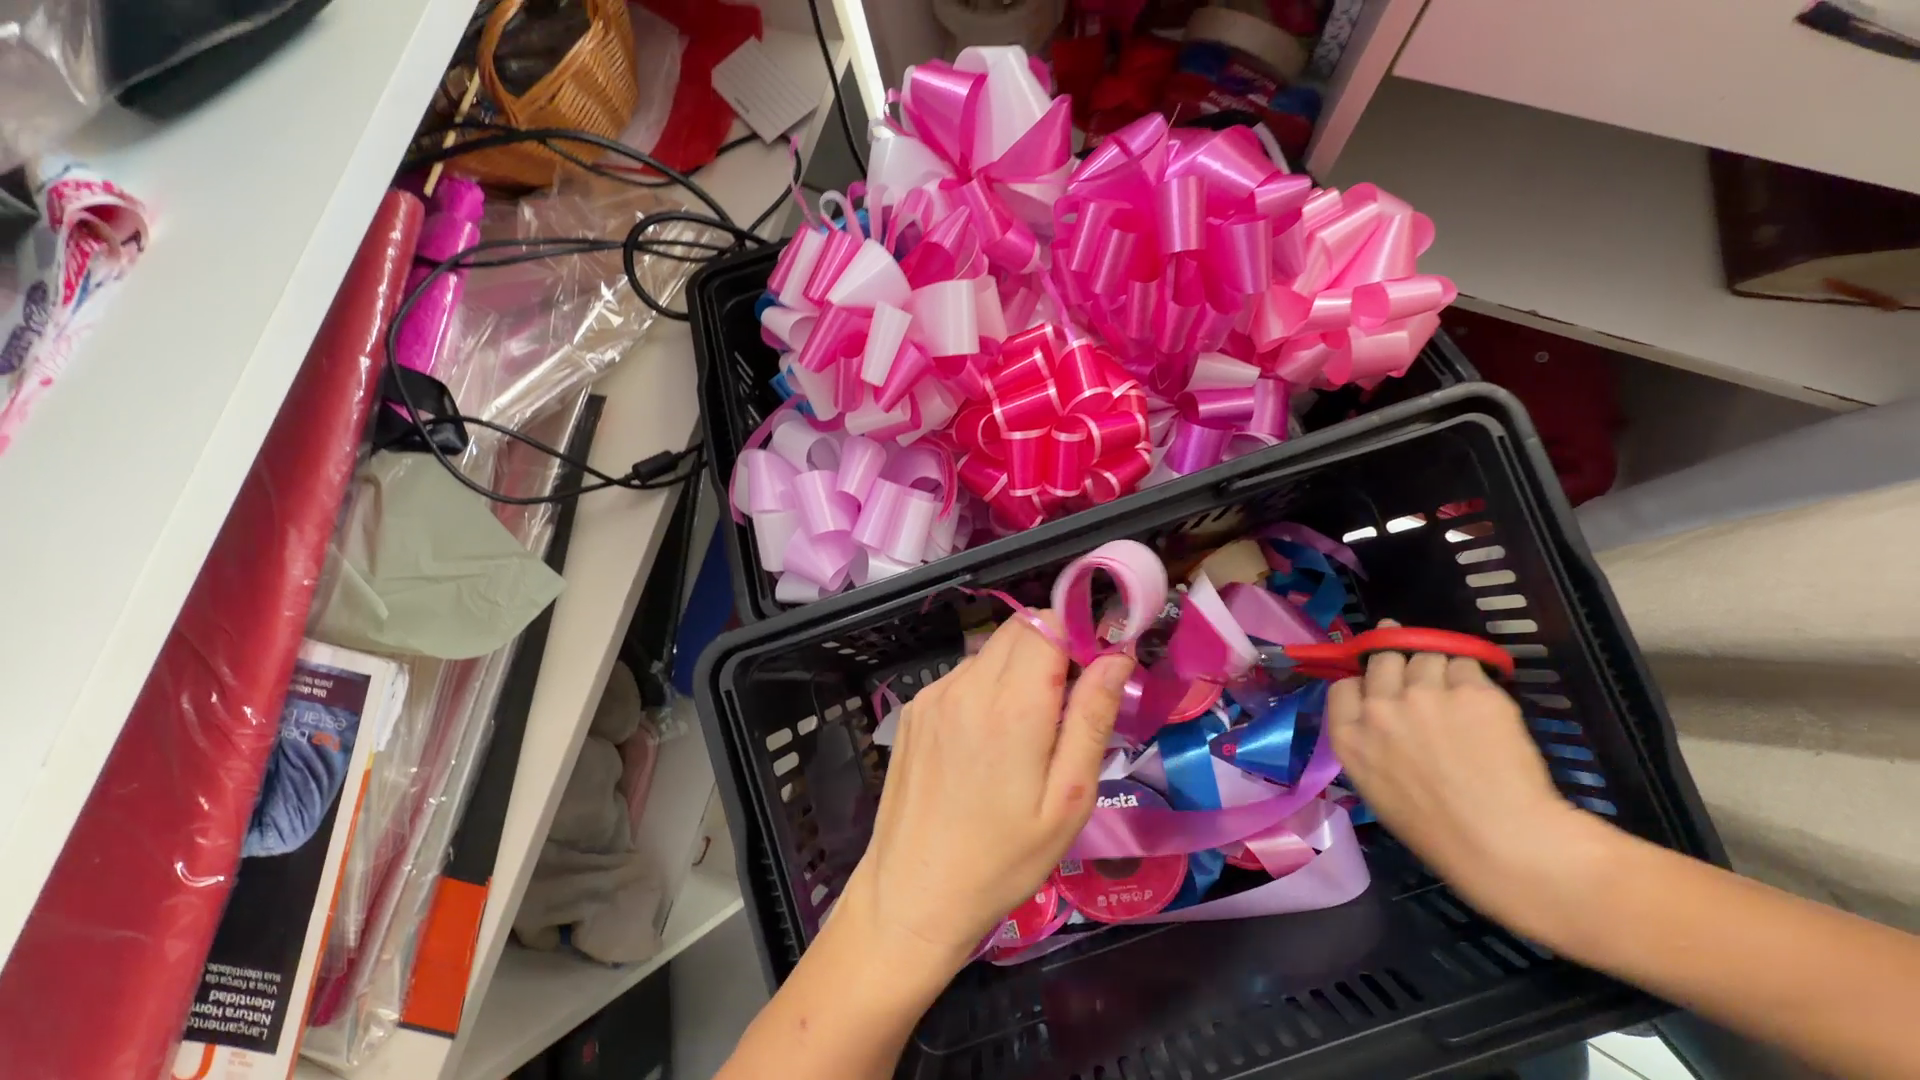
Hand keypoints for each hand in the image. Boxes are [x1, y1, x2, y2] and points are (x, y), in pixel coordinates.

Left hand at [836, 614, 1134, 981]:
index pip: (1048, 623)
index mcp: (1011, 706)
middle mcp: (966, 686)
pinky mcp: (913, 711)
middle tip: (1069, 704)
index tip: (1096, 671)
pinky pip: (962, 676)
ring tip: (1029, 732)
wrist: (913, 894)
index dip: (1078, 635)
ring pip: (990, 651)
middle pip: (1019, 629)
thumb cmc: (1003, 859)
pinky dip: (986, 688)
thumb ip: (1092, 718)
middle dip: (1053, 647)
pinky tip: (989, 741)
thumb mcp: (1068, 800)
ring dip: (1019, 669)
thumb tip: (1116, 657)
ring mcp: (932, 695)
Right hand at [1325, 623, 1588, 929]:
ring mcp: (1426, 695)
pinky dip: (1475, 679)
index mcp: (1350, 737)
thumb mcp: (1376, 788)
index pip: (1345, 685)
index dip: (1364, 684)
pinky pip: (1468, 666)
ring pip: (1427, 655)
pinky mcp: (1473, 692)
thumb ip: (1370, 741)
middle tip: (1419, 675)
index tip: (1381, 691)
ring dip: (1439, 667)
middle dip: (1399, 660)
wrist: (1504, 844)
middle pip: (1383, 658)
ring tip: (1458, 695)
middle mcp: (1380, 708)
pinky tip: (1485, 707)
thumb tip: (1384, 712)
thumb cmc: (1437, 832)